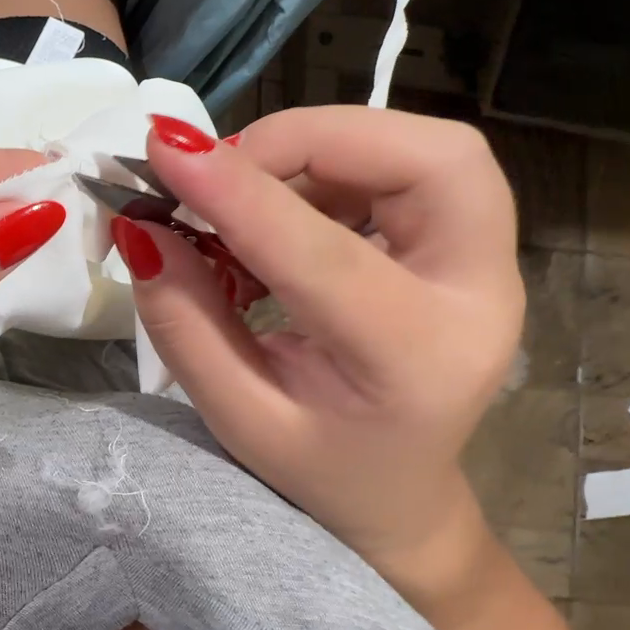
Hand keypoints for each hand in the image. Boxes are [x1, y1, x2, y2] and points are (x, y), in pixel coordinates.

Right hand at [110, 106, 523, 558]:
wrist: (396, 490)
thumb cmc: (315, 465)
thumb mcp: (234, 414)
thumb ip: (184, 322)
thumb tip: (140, 230)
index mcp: (413, 361)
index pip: (322, 253)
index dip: (238, 193)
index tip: (164, 150)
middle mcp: (479, 298)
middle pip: (432, 161)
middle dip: (312, 139)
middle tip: (221, 166)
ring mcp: (488, 263)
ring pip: (423, 151)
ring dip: (314, 149)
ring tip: (236, 192)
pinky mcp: (470, 241)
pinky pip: (405, 166)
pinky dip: (323, 167)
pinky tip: (272, 211)